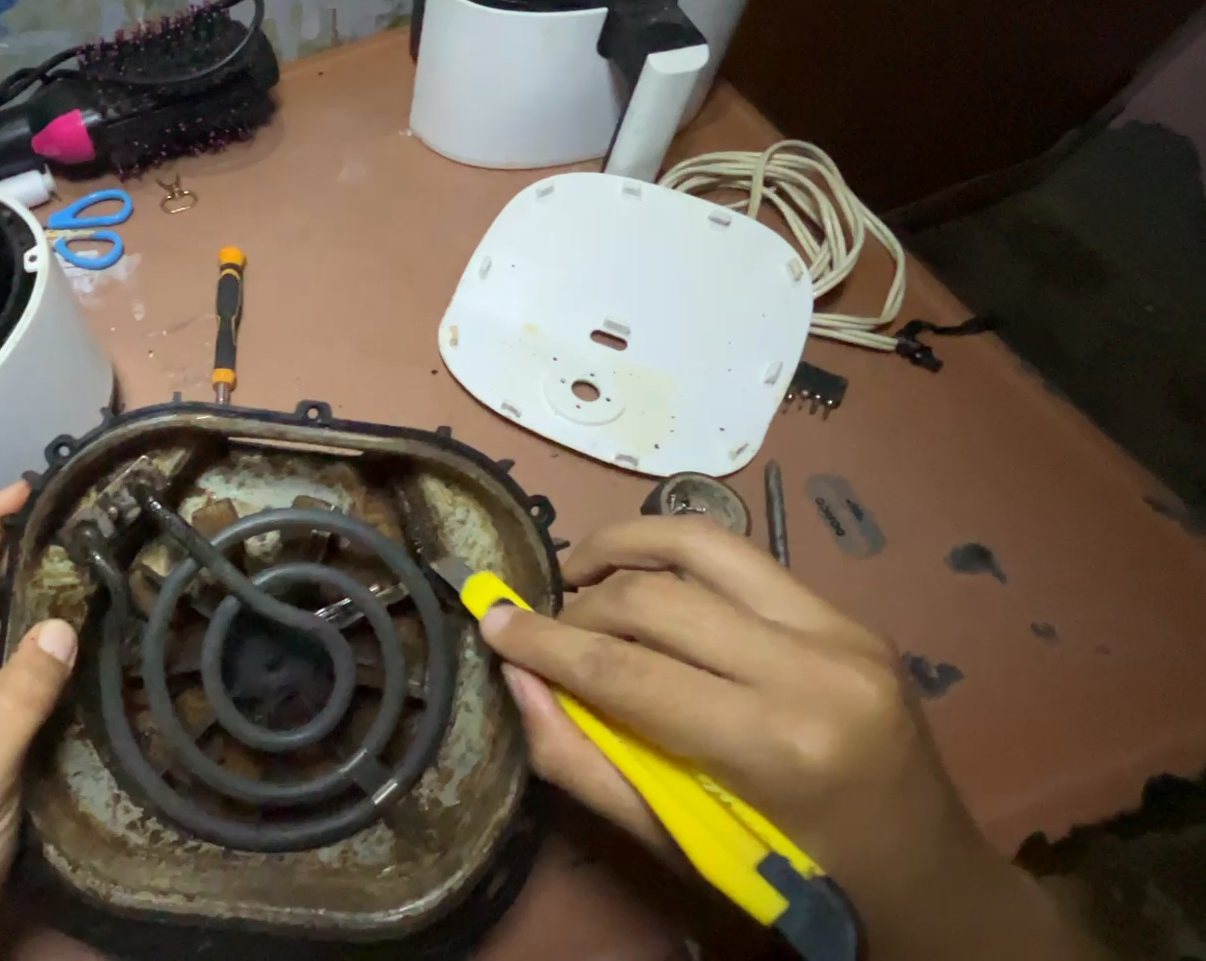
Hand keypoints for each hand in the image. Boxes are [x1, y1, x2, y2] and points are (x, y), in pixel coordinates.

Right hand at [480, 516, 1103, 959]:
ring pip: (697, 542)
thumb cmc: (793, 877)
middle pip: (652, 597)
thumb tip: (516, 676)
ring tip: (579, 573)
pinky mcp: (844, 612)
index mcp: (776, 744)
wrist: (931, 879)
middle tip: (544, 628)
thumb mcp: (672, 842)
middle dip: (577, 607)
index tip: (491, 622)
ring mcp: (841, 628)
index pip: (625, 668)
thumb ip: (580, 760)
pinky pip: (734, 555)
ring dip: (619, 548)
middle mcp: (815, 667)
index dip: (544, 642)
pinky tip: (641, 578)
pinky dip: (668, 554)